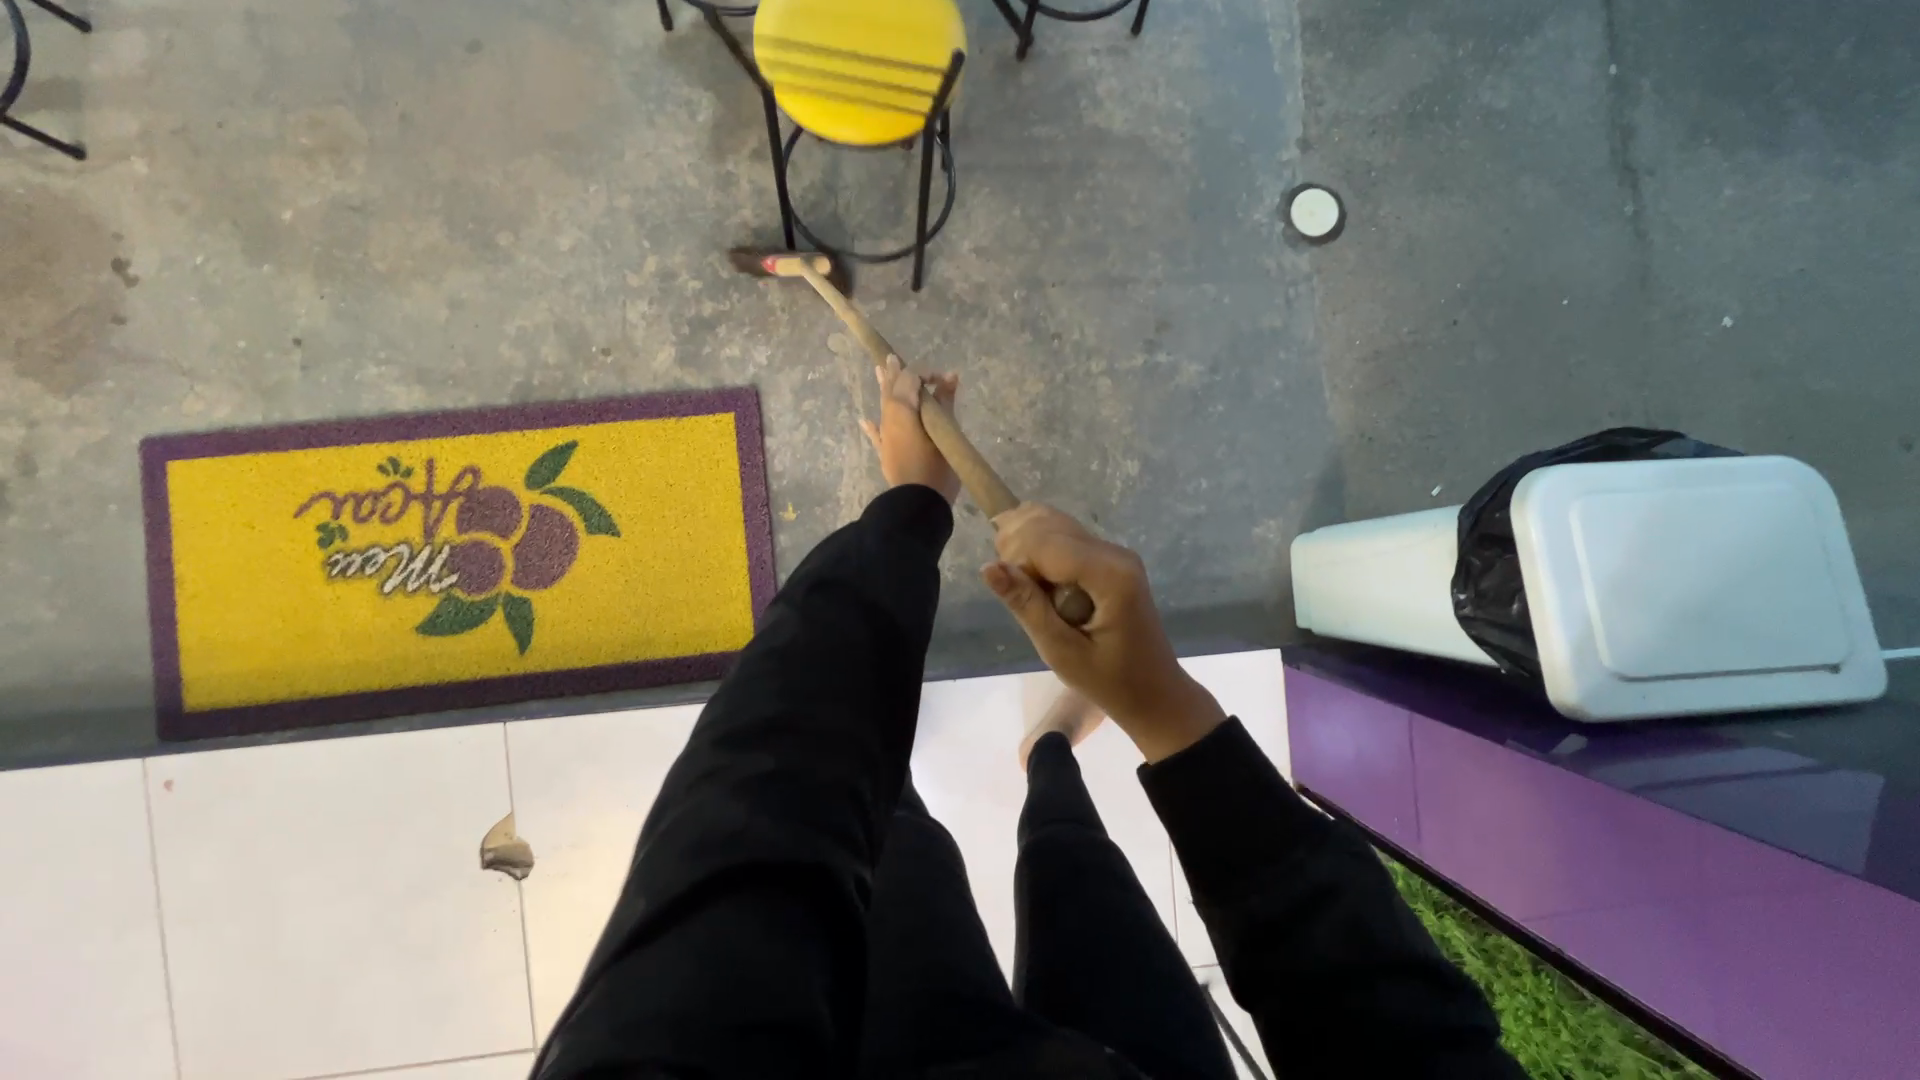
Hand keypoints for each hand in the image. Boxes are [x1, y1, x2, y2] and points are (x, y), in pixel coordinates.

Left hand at [861, 354, 961, 502]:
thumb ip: (945, 402)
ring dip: (884, 389)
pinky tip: (865, 421)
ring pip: (884, 407)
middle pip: (892, 389)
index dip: (927, 374)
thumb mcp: (946, 432)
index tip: (946, 381)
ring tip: (879, 372)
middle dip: (896, 373)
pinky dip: (873, 426)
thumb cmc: (936, 467)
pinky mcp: (886, 453)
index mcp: (903, 409)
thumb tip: (950, 376)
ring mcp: (885, 436)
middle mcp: (889, 418)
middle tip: (891, 357)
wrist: (917, 504)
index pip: (911, 379)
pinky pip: (877, 434)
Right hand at [982, 503, 1225, 762]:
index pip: (1046, 542)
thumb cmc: (1109, 681)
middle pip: (1049, 525)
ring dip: (1027, 546)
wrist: (1155, 692)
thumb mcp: (1061, 651)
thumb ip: (1027, 605)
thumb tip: (988, 566)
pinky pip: (1066, 538)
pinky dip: (1042, 550)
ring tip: (1022, 586)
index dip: (1016, 559)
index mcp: (1110, 576)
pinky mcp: (1110, 559)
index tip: (1010, 595)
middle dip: (1018, 547)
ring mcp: (1115, 553)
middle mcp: (1115, 553)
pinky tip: (1035, 578)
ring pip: (1055, 525)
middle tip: (1012, 591)